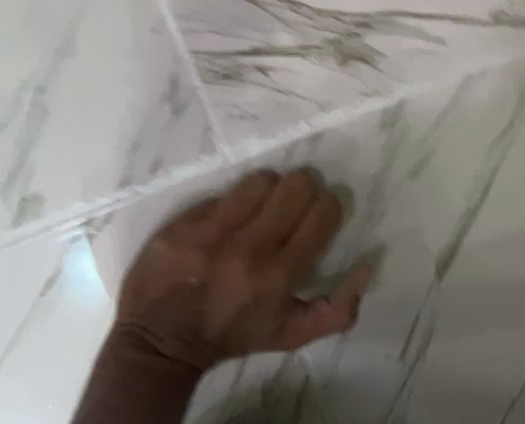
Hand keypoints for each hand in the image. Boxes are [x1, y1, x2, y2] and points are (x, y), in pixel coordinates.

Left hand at [112, 167, 373, 371]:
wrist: (157, 345)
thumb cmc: (232, 335)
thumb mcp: (290, 335)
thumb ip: (337, 309)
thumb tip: (367, 267)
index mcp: (278, 275)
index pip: (324, 212)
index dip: (328, 209)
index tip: (319, 218)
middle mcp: (247, 249)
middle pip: (298, 185)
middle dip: (303, 192)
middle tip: (293, 207)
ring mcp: (210, 233)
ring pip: (261, 179)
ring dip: (267, 192)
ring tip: (259, 209)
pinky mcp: (180, 224)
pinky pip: (221, 194)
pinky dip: (229, 206)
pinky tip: (224, 223)